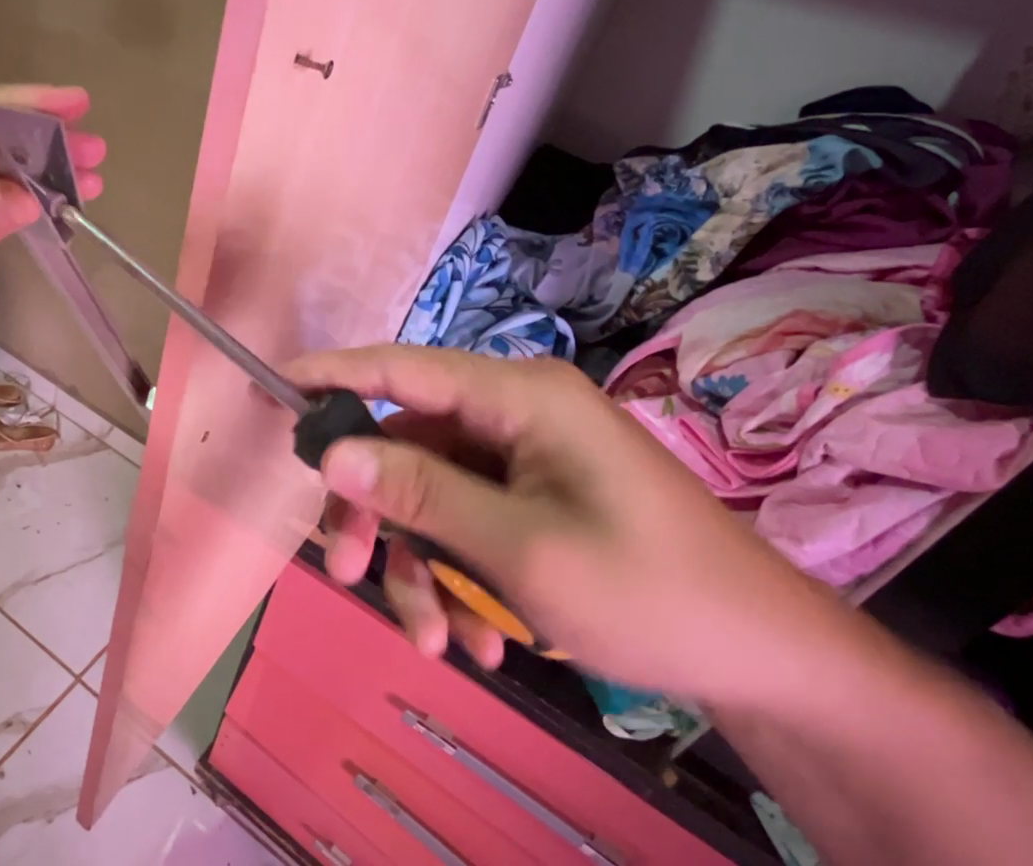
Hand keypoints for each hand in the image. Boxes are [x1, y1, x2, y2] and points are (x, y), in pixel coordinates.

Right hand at [285, 345, 862, 708]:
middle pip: (404, 447)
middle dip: (375, 517)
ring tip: (435, 640)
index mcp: (521, 398)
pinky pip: (467, 527)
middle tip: (343, 571)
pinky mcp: (537, 501)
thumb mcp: (520, 548)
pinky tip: (481, 640)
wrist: (767, 663)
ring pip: (429, 499)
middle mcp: (518, 416)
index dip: (328, 375)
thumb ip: (419, 493)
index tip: (265, 385)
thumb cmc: (651, 593)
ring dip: (420, 569)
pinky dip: (460, 581)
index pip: (400, 369)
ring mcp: (528, 461)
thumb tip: (330, 450)